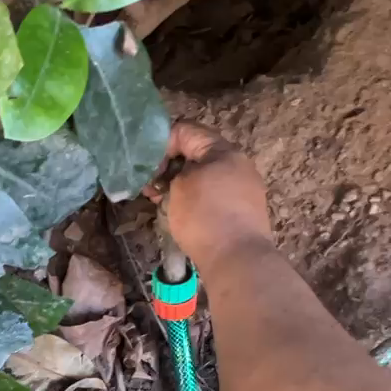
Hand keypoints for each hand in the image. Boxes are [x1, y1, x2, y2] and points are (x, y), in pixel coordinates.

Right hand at [153, 121, 271, 267]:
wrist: (237, 259)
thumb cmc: (204, 217)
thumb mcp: (178, 187)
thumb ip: (173, 172)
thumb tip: (174, 176)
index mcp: (223, 149)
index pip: (185, 131)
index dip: (160, 146)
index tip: (147, 169)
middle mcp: (237, 163)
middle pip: (196, 154)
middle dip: (170, 168)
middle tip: (151, 188)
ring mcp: (244, 187)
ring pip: (204, 176)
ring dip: (181, 185)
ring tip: (164, 203)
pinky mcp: (243, 210)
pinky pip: (214, 195)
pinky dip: (196, 199)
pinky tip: (183, 216)